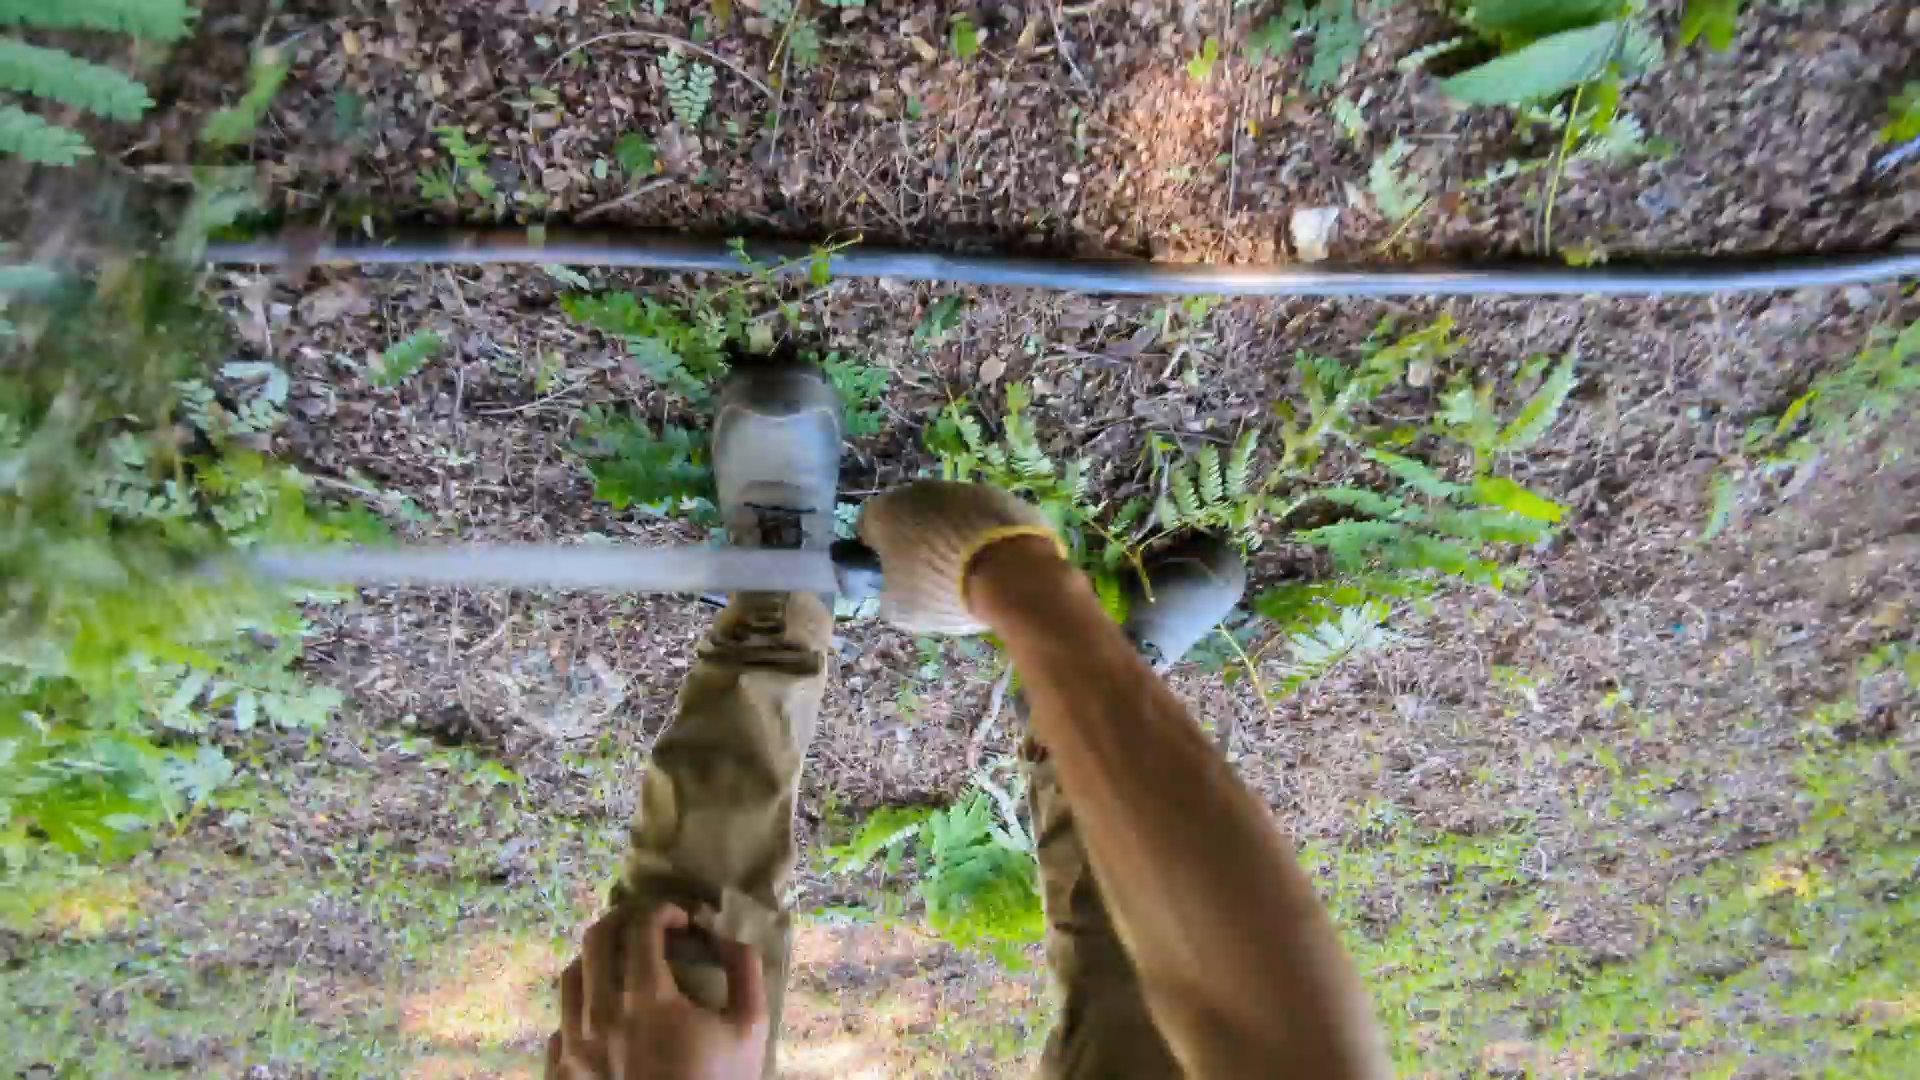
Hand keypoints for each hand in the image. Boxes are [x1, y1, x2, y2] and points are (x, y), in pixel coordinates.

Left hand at [547, 904, 768, 1079]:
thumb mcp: (751, 1025)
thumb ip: (745, 966)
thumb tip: (727, 932)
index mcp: (648, 1000)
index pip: (642, 925)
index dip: (666, 910)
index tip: (686, 922)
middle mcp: (600, 1018)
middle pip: (596, 940)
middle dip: (625, 918)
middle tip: (649, 926)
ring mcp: (573, 1052)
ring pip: (570, 977)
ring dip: (599, 959)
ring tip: (625, 965)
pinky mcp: (561, 1079)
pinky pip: (559, 1025)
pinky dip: (581, 1008)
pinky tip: (607, 1017)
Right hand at [858, 480, 1062, 633]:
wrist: (1007, 571)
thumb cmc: (941, 589)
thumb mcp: (902, 607)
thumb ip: (890, 590)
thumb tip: (895, 587)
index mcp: (885, 513)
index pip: (870, 525)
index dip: (878, 550)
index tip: (891, 571)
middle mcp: (919, 490)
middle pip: (911, 515)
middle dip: (917, 539)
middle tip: (931, 573)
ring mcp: (961, 488)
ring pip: (948, 512)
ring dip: (952, 533)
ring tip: (970, 569)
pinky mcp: (997, 493)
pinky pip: (981, 515)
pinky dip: (984, 532)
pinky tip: (995, 559)